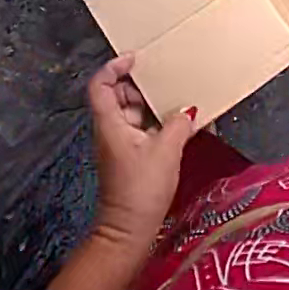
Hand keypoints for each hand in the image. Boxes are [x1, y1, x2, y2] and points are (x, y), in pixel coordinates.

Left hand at [86, 54, 194, 247]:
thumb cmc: (142, 187)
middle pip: (116, 95)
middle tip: (161, 78)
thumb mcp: (166, 151)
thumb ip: (178, 124)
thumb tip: (188, 110)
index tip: (135, 59)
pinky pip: (139, 128)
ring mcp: (118, 143)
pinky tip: (177, 124)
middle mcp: (109, 128)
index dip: (113, 66)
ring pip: (130, 112)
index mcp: (109, 122)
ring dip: (148, 104)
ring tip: (174, 98)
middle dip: (137, 84)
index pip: (100, 83)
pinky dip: (154, 122)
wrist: (129, 230)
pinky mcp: (128, 156)